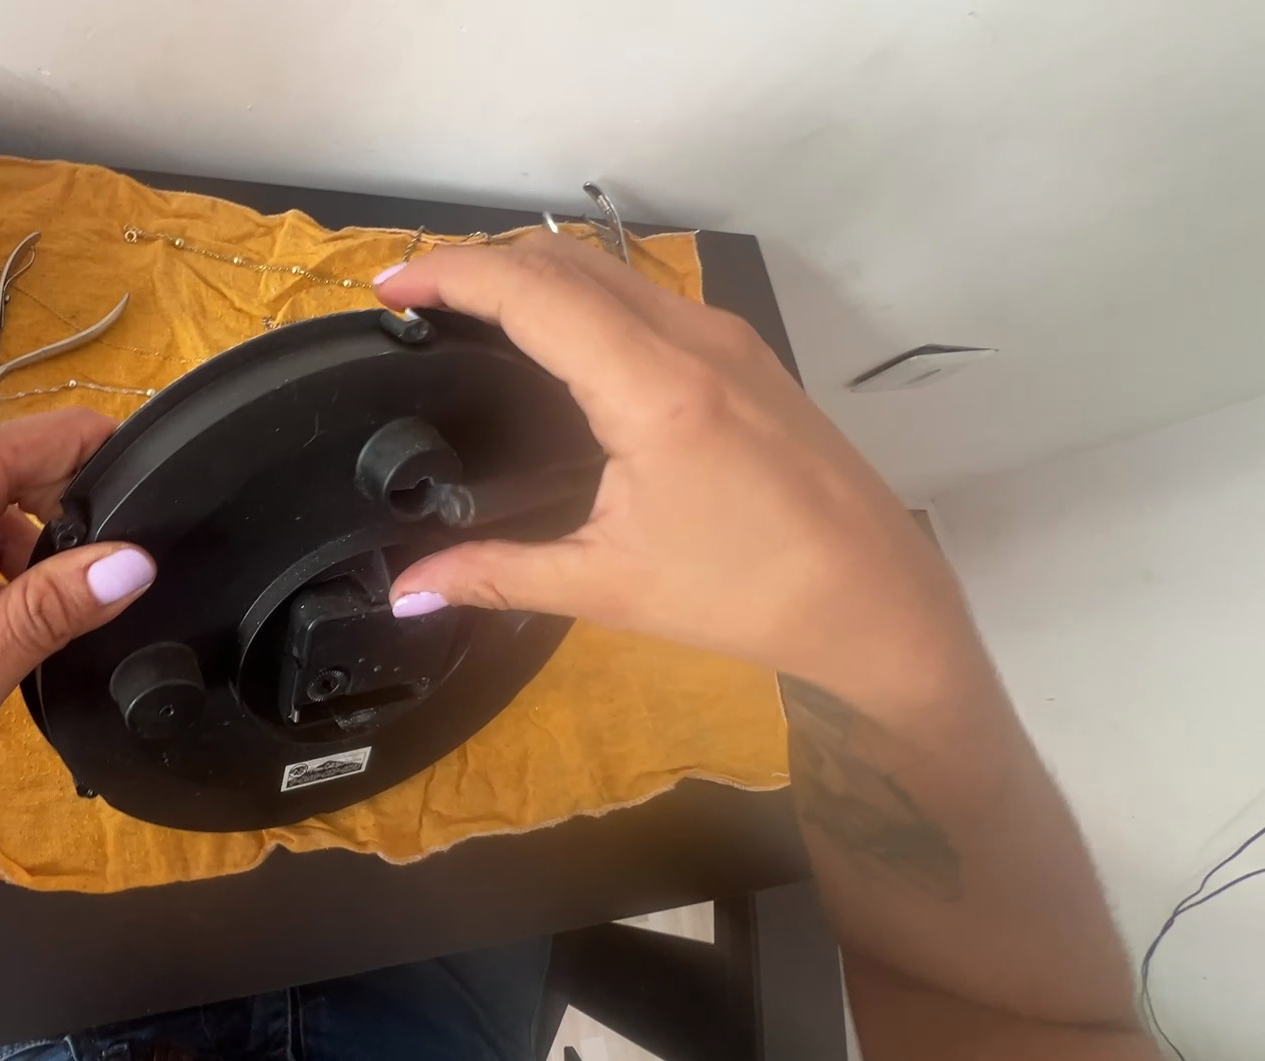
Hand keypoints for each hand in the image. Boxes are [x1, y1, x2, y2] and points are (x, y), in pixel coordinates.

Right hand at [377, 234, 977, 709]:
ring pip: (603, 266)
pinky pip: (634, 291)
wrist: (876, 599)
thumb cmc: (742, 594)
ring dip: (524, 270)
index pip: (533, 293)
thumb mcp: (604, 586)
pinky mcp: (736, 350)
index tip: (388, 289)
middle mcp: (691, 337)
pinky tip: (543, 333)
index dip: (451, 276)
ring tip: (461, 307)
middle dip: (476, 261)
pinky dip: (569, 291)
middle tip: (410, 298)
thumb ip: (492, 576)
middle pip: (562, 258)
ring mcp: (721, 335)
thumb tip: (404, 594)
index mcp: (653, 388)